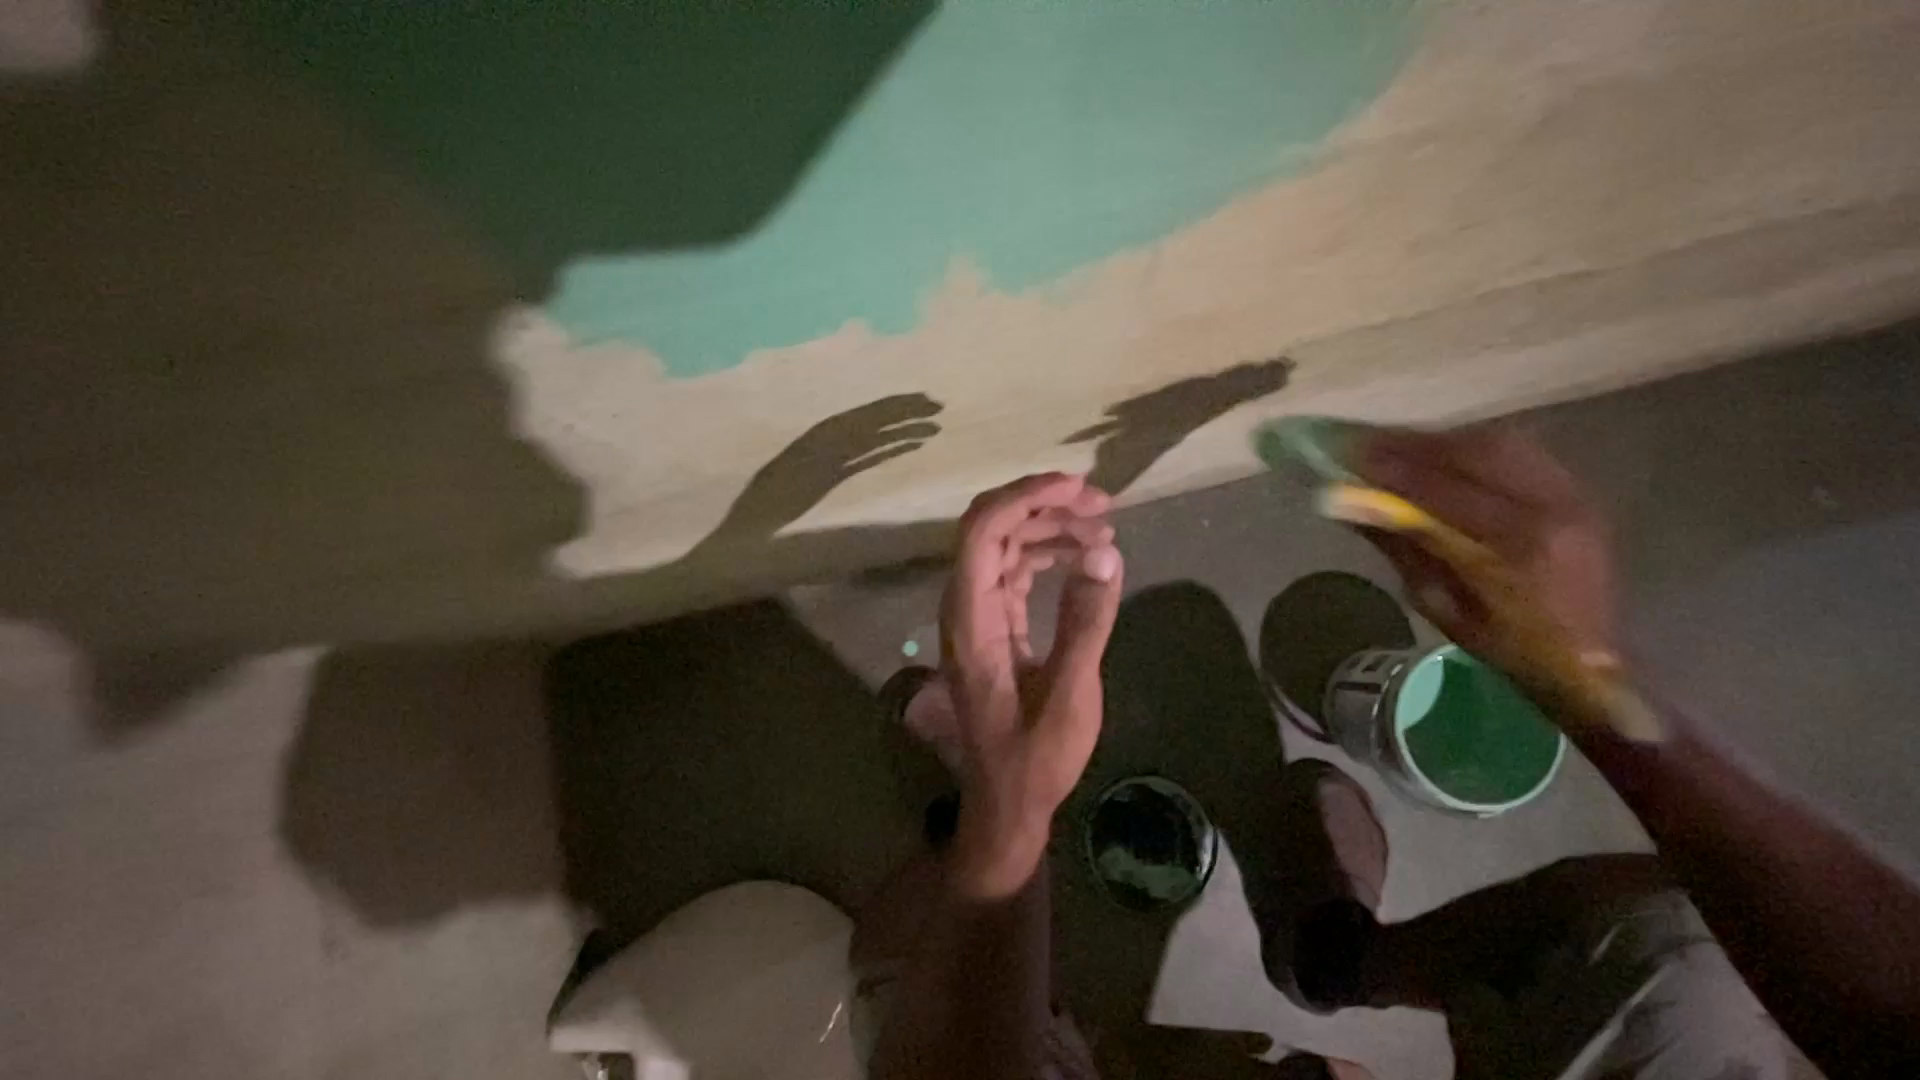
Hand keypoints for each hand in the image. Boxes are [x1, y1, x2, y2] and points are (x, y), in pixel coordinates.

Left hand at [941, 473, 1123, 897]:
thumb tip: (1105, 552)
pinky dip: (1049, 554)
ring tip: (1105, 527)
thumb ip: (1085, 623)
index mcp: (971, 619)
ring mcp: (979, 616)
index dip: (1025, 496)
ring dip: (1050, 527)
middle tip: (1104, 506)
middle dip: (1045, 505)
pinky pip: (1016, 571)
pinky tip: (1085, 555)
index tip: (1078, 487)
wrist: (1008, 803)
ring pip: (1006, 546)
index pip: (982, 531)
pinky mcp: (995, 626)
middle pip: (993, 529)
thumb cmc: (1035, 758)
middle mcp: (966, 608)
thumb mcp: (1070, 695)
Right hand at [1358, 425, 1616, 676]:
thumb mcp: (1442, 605)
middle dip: (1413, 444)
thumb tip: (1351, 504)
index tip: (1346, 458)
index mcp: (1521, 547)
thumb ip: (1402, 547)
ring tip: (1396, 446)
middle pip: (1475, 451)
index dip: (1392, 471)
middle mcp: (1554, 506)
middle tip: (1365, 443)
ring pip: (1498, 442)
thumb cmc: (1508, 648)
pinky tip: (1439, 454)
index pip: (1445, 491)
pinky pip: (1517, 451)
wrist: (1592, 662)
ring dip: (1440, 441)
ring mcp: (1573, 493)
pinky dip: (1470, 447)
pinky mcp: (1576, 490)